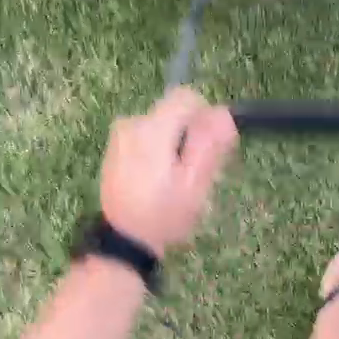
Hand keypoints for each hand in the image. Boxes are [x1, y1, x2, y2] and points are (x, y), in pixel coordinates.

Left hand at [99, 88, 238, 255]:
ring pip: (162, 128)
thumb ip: (209, 144)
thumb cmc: (164, 215)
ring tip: (176, 184)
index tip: (208, 149)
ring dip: (174, 148)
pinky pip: (146, 140)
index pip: (187, 97)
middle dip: (189, 138)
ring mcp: (119, 137)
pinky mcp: (115, 151)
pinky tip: (158, 184)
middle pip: (174, 114)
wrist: (124, 242)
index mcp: (151, 128)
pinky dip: (157, 155)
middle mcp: (131, 124)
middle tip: (194, 175)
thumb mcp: (195, 184)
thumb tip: (223, 113)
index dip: (205, 118)